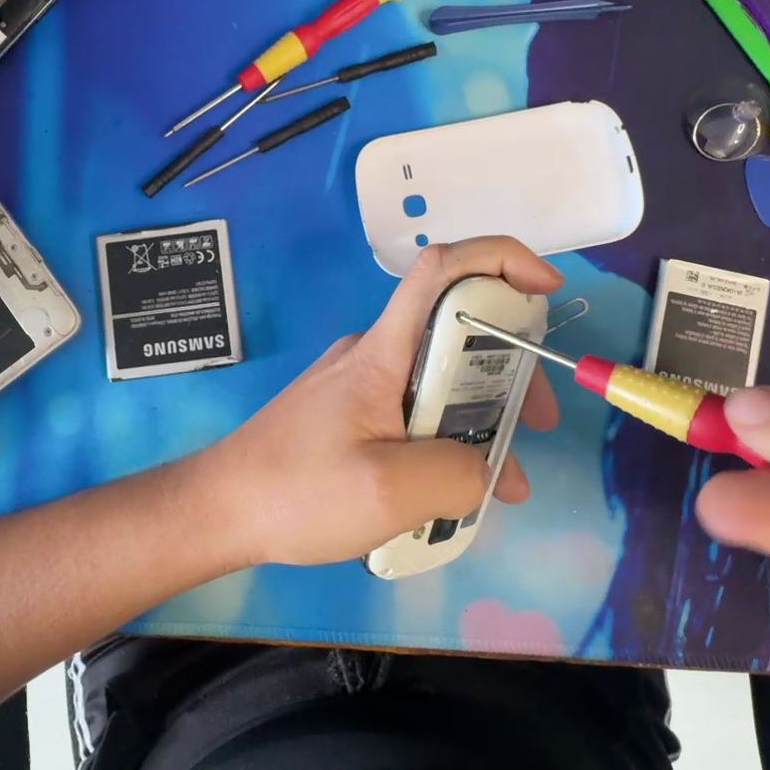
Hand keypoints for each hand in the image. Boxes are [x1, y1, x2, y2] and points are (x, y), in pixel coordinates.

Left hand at [191, 238, 561, 568]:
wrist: (220, 509)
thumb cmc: (298, 492)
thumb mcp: (389, 493)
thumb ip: (457, 473)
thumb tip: (484, 466)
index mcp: (383, 352)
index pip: (441, 269)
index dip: (501, 259)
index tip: (548, 289)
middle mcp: (375, 354)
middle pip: (458, 335)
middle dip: (511, 375)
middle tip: (532, 433)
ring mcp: (362, 382)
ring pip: (441, 382)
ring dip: (480, 423)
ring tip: (498, 486)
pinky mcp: (352, 412)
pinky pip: (415, 412)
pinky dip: (445, 441)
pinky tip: (451, 492)